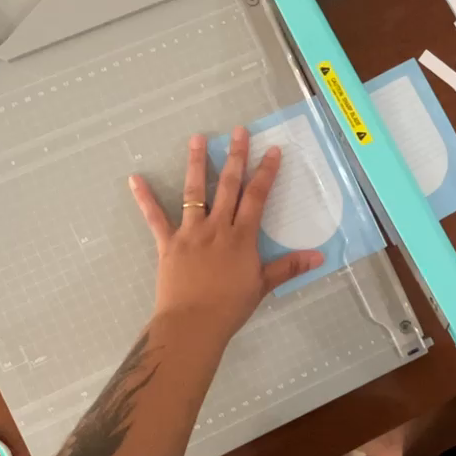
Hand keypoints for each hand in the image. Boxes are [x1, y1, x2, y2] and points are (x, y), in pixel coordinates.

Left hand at [129, 127, 322, 342]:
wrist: (192, 325)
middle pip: (228, 186)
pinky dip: (145, 198)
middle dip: (235, 157)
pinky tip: (135, 179)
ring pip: (194, 192)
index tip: (272, 150)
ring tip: (198, 139)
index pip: (257, 197)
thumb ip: (289, 267)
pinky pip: (155, 218)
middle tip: (238, 131)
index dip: (265, 172)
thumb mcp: (262, 286)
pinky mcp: (167, 244)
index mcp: (241, 237)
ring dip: (197, 164)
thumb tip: (319, 256)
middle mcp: (217, 227)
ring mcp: (190, 233)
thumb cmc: (230, 308)